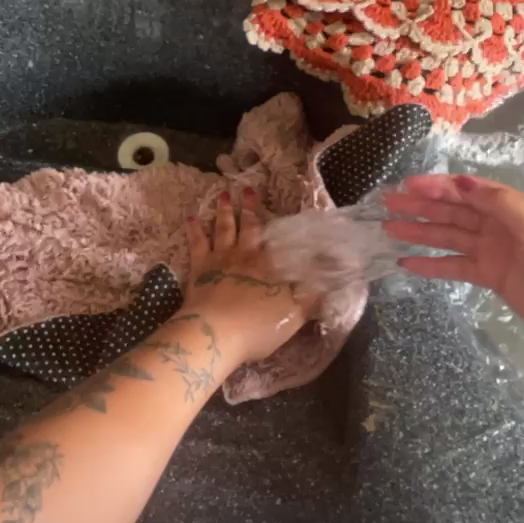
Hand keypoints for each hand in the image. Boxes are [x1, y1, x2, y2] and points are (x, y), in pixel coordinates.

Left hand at [182, 189, 312, 365]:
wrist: (216, 334)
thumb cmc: (258, 327)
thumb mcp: (295, 315)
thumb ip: (312, 298)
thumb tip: (333, 283)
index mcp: (270, 265)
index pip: (280, 240)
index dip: (285, 225)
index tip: (291, 211)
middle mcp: (246, 255)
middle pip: (249, 226)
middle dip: (250, 207)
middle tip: (248, 188)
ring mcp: (221, 259)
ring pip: (224, 228)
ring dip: (225, 211)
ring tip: (224, 194)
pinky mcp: (199, 268)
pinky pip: (197, 243)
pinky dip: (194, 229)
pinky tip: (191, 217)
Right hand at [383, 174, 523, 351]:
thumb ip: (500, 204)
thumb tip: (462, 181)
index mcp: (519, 207)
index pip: (472, 189)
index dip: (440, 186)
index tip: (409, 185)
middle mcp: (505, 225)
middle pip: (457, 211)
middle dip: (423, 206)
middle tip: (388, 202)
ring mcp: (497, 252)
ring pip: (452, 237)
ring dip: (422, 232)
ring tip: (389, 229)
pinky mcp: (493, 278)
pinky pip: (457, 266)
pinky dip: (434, 265)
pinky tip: (408, 264)